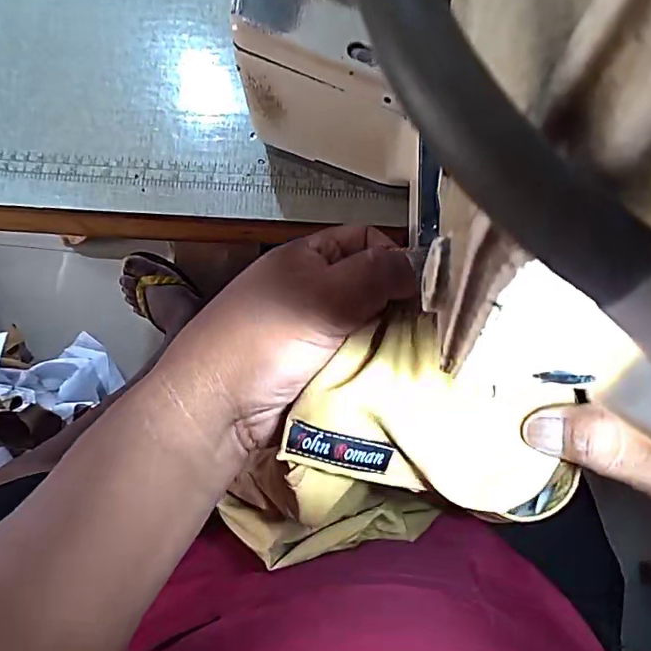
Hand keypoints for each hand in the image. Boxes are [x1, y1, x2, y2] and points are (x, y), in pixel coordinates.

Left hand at [151, 226, 415, 453]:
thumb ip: (376, 275)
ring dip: (393, 340)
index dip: (395, 257)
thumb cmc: (264, 340)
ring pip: (373, 328)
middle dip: (400, 304)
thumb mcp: (324, 296)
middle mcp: (315, 292)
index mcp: (309, 259)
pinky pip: (363, 361)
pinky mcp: (322, 371)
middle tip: (429, 325)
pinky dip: (379, 367)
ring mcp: (318, 334)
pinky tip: (397, 375)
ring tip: (419, 353)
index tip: (422, 286)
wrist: (221, 409)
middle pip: (375, 288)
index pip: (366, 241)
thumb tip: (424, 265)